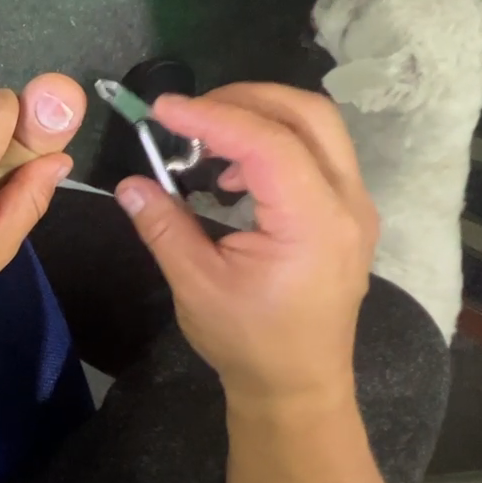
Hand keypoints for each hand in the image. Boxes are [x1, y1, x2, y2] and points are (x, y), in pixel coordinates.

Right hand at [115, 84, 377, 408]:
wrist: (295, 382)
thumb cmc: (247, 340)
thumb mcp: (195, 284)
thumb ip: (163, 227)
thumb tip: (128, 184)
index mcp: (312, 222)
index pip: (267, 143)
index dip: (212, 117)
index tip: (161, 109)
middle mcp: (347, 202)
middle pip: (308, 115)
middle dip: (244, 100)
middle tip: (186, 113)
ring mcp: (353, 205)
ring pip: (317, 129)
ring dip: (259, 119)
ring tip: (203, 144)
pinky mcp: (344, 213)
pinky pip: (315, 154)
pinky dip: (272, 144)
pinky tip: (231, 174)